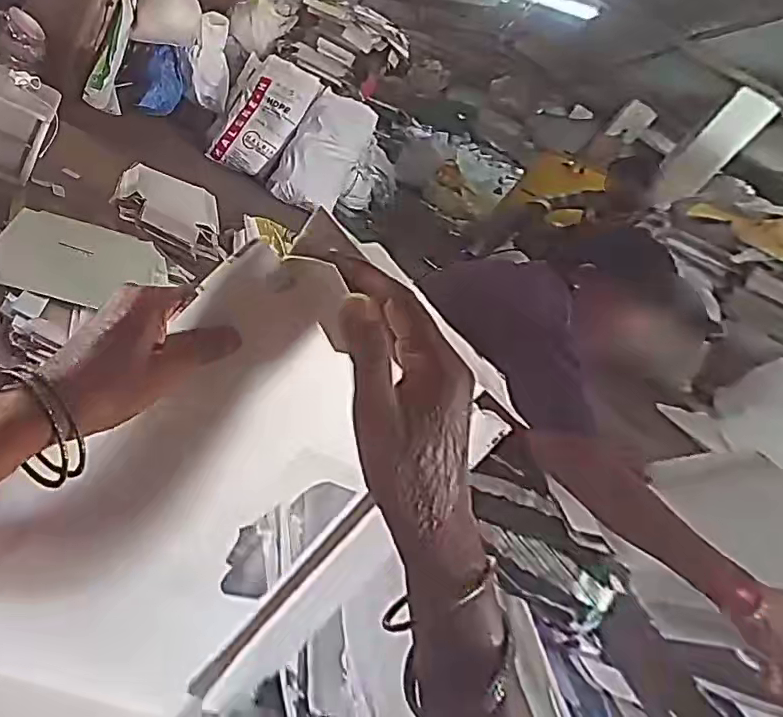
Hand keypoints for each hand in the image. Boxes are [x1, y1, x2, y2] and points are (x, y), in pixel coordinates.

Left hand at [39, 284, 240, 433]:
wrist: (52, 408)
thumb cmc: (99, 387)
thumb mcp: (164, 372)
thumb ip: (201, 349)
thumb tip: (227, 335)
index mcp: (144, 299)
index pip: (193, 293)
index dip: (213, 314)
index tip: (226, 330)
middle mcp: (126, 301)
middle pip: (175, 308)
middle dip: (191, 332)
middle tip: (204, 357)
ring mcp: (113, 319)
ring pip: (156, 325)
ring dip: (169, 345)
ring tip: (174, 372)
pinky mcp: (103, 337)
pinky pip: (140, 337)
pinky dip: (150, 352)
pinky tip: (151, 377)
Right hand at [320, 254, 475, 547]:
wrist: (429, 521)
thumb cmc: (403, 474)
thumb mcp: (375, 409)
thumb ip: (367, 352)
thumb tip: (356, 303)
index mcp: (439, 364)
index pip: (401, 302)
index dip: (368, 276)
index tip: (337, 260)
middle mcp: (448, 365)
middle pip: (407, 309)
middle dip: (370, 284)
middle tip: (334, 269)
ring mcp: (444, 378)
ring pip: (407, 325)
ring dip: (375, 305)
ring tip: (342, 290)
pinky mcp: (435, 390)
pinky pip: (407, 344)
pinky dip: (382, 329)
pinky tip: (363, 331)